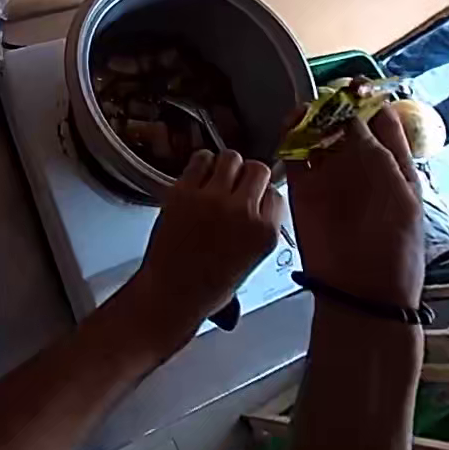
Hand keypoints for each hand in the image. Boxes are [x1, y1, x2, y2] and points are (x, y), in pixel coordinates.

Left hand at [117, 150, 285, 353]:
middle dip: (249, 174)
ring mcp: (212, 198)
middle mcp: (242, 211)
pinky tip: (200, 175)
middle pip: (257, 168)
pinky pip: (201, 158)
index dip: (263, 193)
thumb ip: (260, 226)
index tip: (255, 195)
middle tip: (237, 183)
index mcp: (264, 232)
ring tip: (218, 177)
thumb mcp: (252, 259)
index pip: (276, 193)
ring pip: (231, 157)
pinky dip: (202, 162)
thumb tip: (260, 200)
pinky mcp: (185, 191)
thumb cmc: (209, 285)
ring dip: (227, 165)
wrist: (172, 293)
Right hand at [283, 106, 424, 306]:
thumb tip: (352, 113)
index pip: (380, 120)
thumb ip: (373, 148)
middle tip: (324, 96)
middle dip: (334, 106)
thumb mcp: (395, 190)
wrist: (360, 288)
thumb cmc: (391, 239)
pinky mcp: (302, 187)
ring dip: (311, 119)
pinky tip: (290, 125)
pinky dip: (290, 137)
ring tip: (305, 110)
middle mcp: (359, 164)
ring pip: (316, 135)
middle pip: (343, 123)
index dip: (368, 99)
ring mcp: (329, 175)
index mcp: (392, 163)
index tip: (354, 83)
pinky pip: (294, 154)